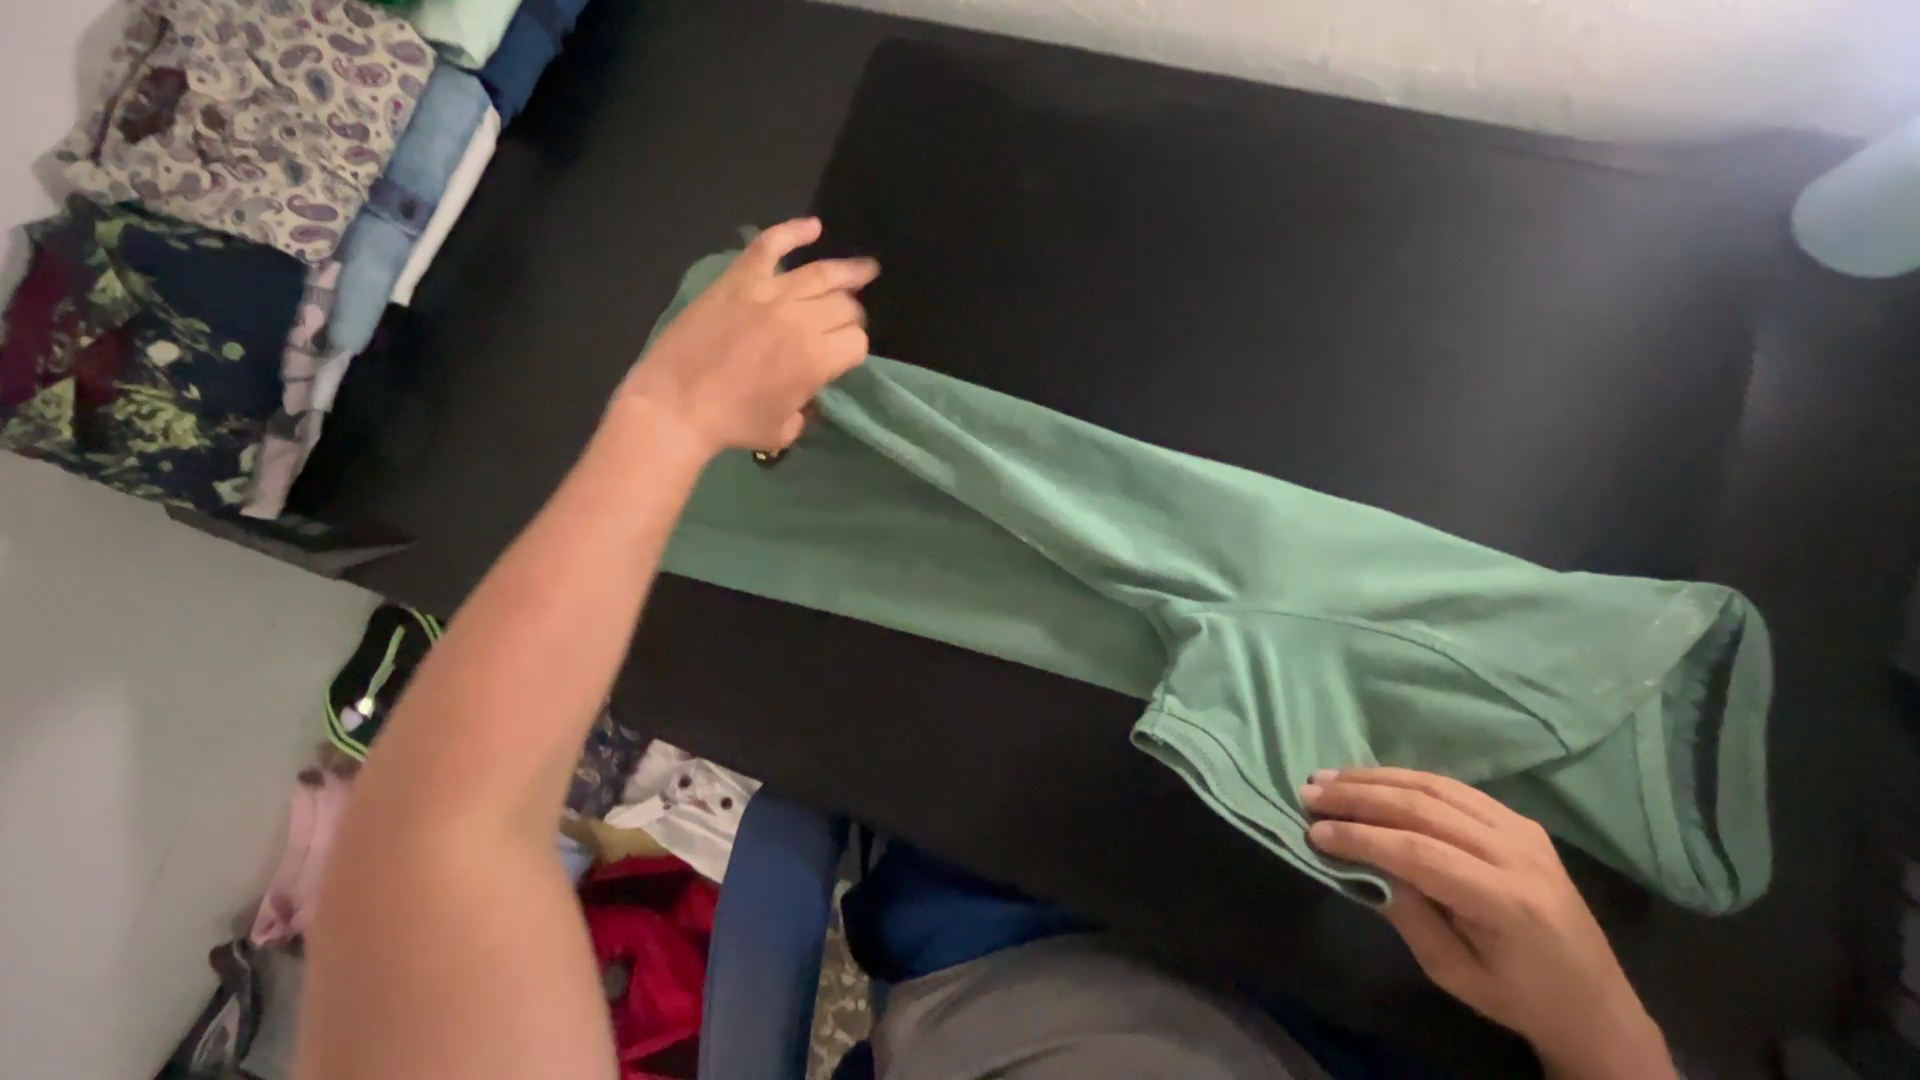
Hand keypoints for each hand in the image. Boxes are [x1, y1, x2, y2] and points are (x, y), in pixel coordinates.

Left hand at [618, 217, 877, 457]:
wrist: (675, 405)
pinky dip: (793, 231)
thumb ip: (807, 406)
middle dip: (850, 315)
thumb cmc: (732, 423)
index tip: (842, 356)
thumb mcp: (784, 429)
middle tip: (843, 323)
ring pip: (821, 273)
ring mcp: (769, 293)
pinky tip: (813, 227)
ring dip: (848, 271)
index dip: (853, 350)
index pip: (856, 341)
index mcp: (817, 359)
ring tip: (866, 269)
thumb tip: (809, 391)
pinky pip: (770, 245)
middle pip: (844, 305)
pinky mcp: (739, 280)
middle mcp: (801, 320)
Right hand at [1302, 768, 1674, 1079]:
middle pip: (1424, 809)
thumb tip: (1358, 863)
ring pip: (1437, 788)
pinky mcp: (1521, 823)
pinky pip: (1455, 789)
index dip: (1360, 837)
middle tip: (1310, 792)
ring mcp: (1523, 832)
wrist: (1594, 1004)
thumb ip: (1405, 912)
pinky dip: (1406, 779)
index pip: (1418, 851)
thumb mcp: (1450, 970)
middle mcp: (1518, 854)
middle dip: (1359, 797)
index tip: (1313, 831)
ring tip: (1330, 779)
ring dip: (1376, 779)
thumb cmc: (1516, 997)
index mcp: (1506, 900)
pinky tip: (1373, 780)